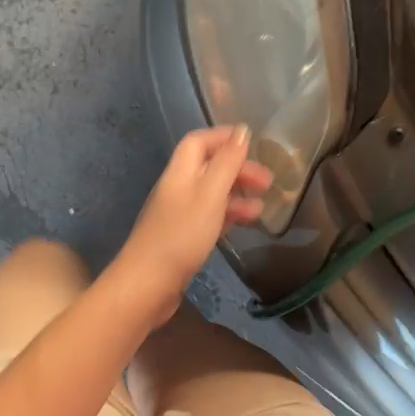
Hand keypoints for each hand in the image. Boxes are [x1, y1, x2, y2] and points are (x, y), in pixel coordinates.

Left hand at [108, 126, 272, 322]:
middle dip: (238, 169)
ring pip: (211, 194)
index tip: (252, 144)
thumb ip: (227, 163)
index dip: (223, 138)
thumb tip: (242, 130)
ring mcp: (178, 214)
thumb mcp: (210, 195)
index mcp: (180, 173)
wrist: (147, 285)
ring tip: (262, 208)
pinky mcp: (182, 237)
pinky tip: (244, 224)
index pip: (199, 142)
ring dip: (237, 195)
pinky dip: (228, 215)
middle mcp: (177, 189)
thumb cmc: (181, 236)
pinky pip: (209, 217)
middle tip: (267, 182)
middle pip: (208, 167)